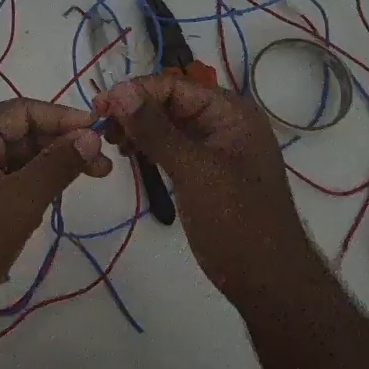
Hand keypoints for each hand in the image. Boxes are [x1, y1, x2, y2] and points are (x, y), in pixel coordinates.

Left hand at [0, 98, 112, 333]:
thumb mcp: (20, 202)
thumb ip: (57, 165)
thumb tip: (91, 135)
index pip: (21, 111)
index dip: (62, 117)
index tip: (100, 130)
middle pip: (21, 131)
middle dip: (62, 141)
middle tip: (104, 161)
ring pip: (19, 155)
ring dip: (54, 161)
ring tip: (94, 174)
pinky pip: (11, 177)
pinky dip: (37, 181)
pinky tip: (61, 191)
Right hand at [95, 73, 325, 306]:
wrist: (268, 283)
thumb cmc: (238, 221)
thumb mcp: (194, 171)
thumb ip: (155, 129)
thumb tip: (119, 90)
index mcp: (231, 112)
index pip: (173, 86)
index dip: (135, 92)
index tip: (99, 108)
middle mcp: (222, 122)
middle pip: (167, 101)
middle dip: (133, 109)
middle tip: (99, 127)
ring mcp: (212, 147)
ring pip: (164, 123)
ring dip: (135, 127)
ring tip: (110, 142)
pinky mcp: (201, 170)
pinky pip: (168, 144)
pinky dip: (145, 145)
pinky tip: (126, 154)